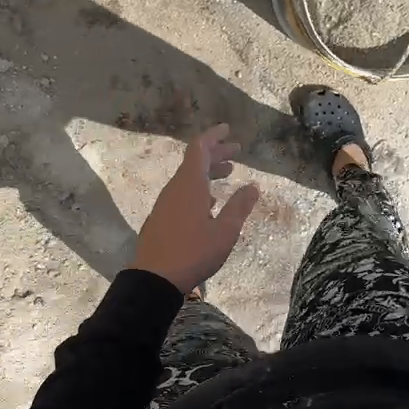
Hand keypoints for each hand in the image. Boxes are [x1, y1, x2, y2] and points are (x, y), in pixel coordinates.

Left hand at [129, 124, 261, 293]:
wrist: (155, 279)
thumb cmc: (193, 252)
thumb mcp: (225, 231)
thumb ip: (239, 206)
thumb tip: (253, 187)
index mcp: (190, 185)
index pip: (199, 148)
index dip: (213, 136)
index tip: (228, 129)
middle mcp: (175, 189)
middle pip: (194, 162)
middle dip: (216, 153)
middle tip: (237, 152)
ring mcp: (166, 204)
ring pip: (188, 178)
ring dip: (209, 172)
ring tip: (229, 174)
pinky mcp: (162, 218)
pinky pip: (182, 193)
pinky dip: (199, 188)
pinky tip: (211, 203)